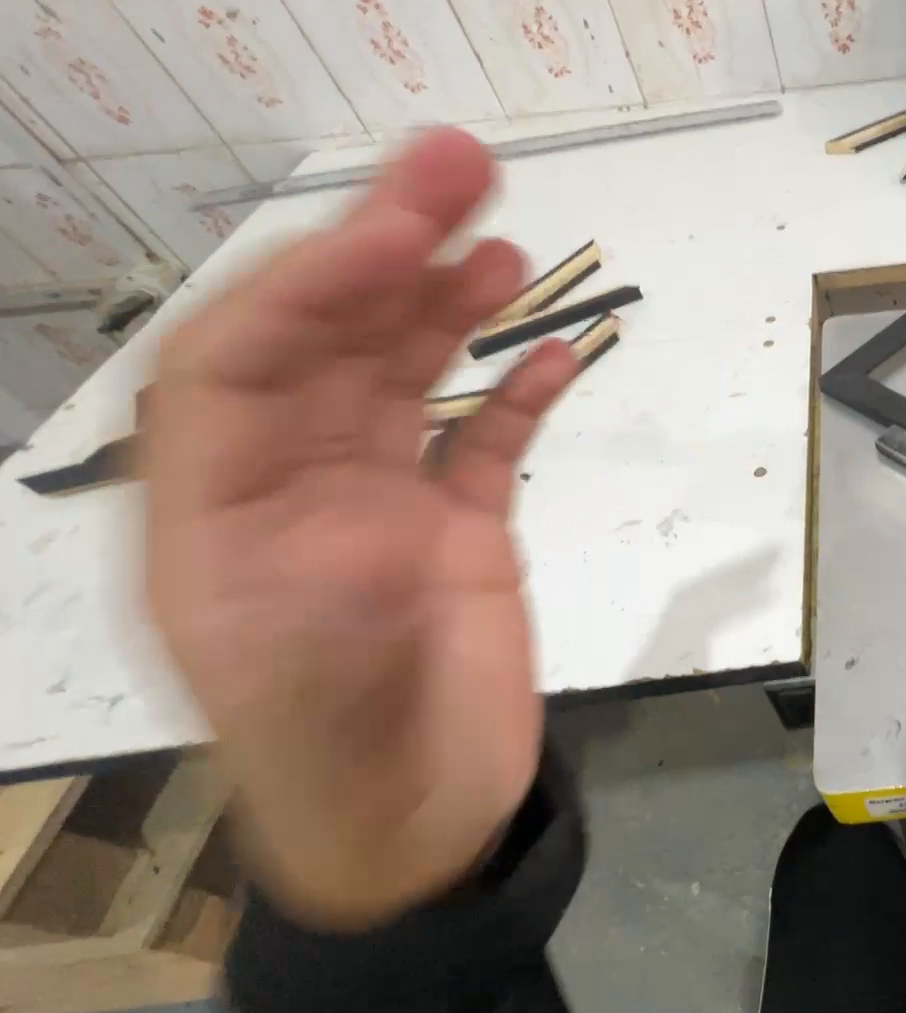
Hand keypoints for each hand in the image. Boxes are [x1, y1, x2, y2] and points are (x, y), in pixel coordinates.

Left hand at [144, 131, 577, 930]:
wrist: (427, 826)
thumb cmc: (359, 775)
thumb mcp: (328, 708)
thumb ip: (335, 611)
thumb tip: (380, 523)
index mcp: (225, 521)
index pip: (241, 369)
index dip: (308, 294)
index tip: (390, 237)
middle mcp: (299, 490)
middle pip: (332, 346)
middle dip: (385, 254)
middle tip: (455, 169)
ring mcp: (388, 506)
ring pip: (408, 377)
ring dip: (448, 303)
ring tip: (500, 238)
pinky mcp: (461, 532)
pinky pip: (484, 442)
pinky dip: (517, 394)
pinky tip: (556, 355)